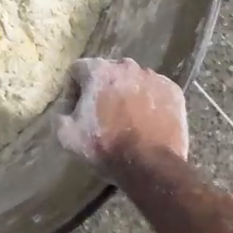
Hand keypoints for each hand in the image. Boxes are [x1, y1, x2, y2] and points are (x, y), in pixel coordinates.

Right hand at [56, 58, 187, 174]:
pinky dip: (149, 101)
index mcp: (97, 70)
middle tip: (103, 116)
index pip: (77, 71)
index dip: (74, 91)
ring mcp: (152, 77)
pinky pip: (154, 91)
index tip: (77, 112)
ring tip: (128, 120)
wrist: (151, 167)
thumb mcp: (66, 136)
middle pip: (107, 73)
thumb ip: (59, 115)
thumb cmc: (105, 147)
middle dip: (102, 90)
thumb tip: (66, 111)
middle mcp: (125, 66)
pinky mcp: (172, 91)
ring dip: (127, 94)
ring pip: (132, 80)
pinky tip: (147, 122)